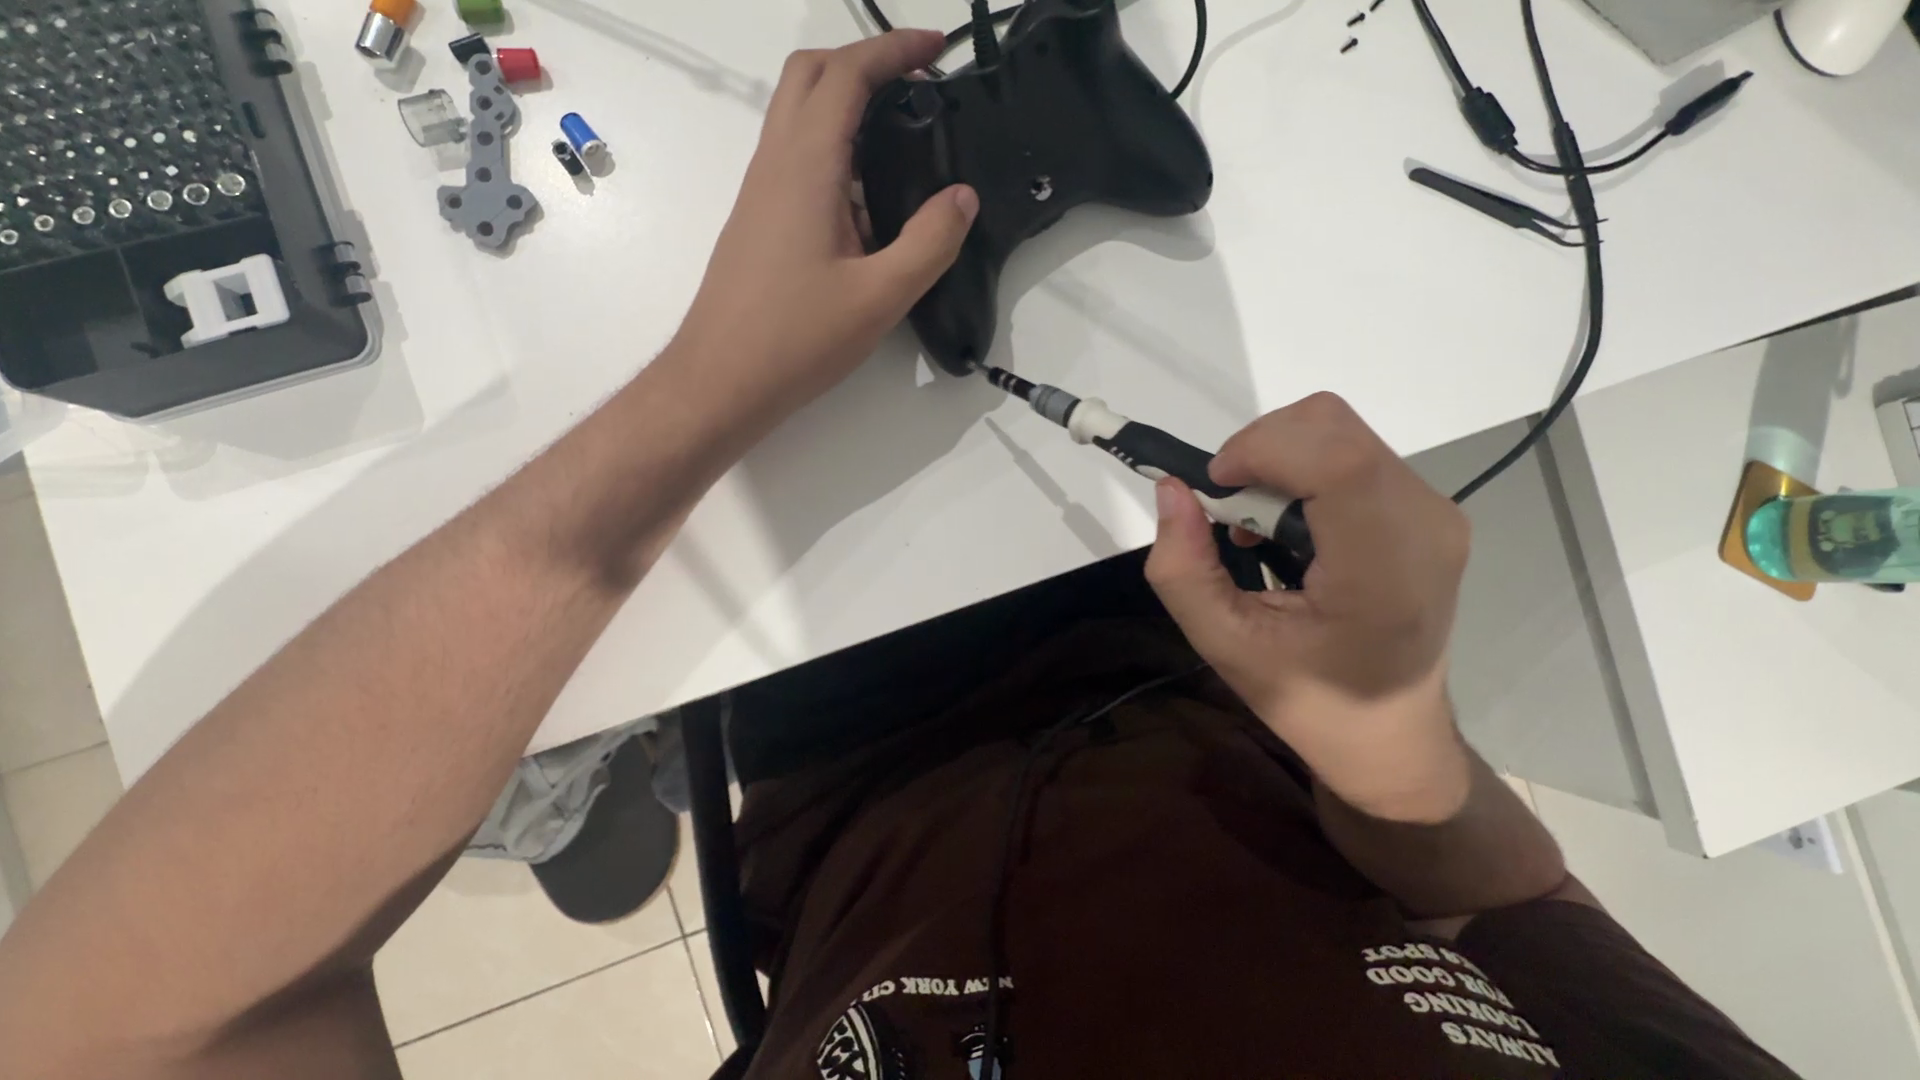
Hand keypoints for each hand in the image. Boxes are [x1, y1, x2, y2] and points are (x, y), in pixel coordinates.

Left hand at [664, 31, 978, 428]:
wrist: (720, 380)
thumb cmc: (796, 340)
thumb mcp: (879, 298)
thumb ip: (929, 242)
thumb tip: (962, 197)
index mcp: (805, 167)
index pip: (846, 76)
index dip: (894, 51)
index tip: (937, 48)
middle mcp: (774, 164)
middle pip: (809, 75)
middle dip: (863, 60)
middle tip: (915, 83)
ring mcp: (759, 191)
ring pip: (796, 114)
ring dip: (845, 101)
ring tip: (901, 133)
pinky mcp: (757, 220)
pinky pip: (794, 156)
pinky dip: (832, 145)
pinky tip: (867, 195)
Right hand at [1144, 393, 1472, 816]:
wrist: (1393, 735)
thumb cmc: (1311, 701)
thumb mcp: (1226, 646)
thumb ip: (1185, 570)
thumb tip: (1171, 489)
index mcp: (1384, 569)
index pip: (1335, 460)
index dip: (1261, 449)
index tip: (1213, 488)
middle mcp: (1424, 522)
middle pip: (1332, 426)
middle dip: (1260, 451)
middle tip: (1229, 513)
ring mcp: (1436, 511)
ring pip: (1338, 432)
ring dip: (1278, 462)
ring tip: (1258, 530)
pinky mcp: (1429, 509)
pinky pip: (1352, 453)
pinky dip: (1302, 471)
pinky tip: (1290, 530)